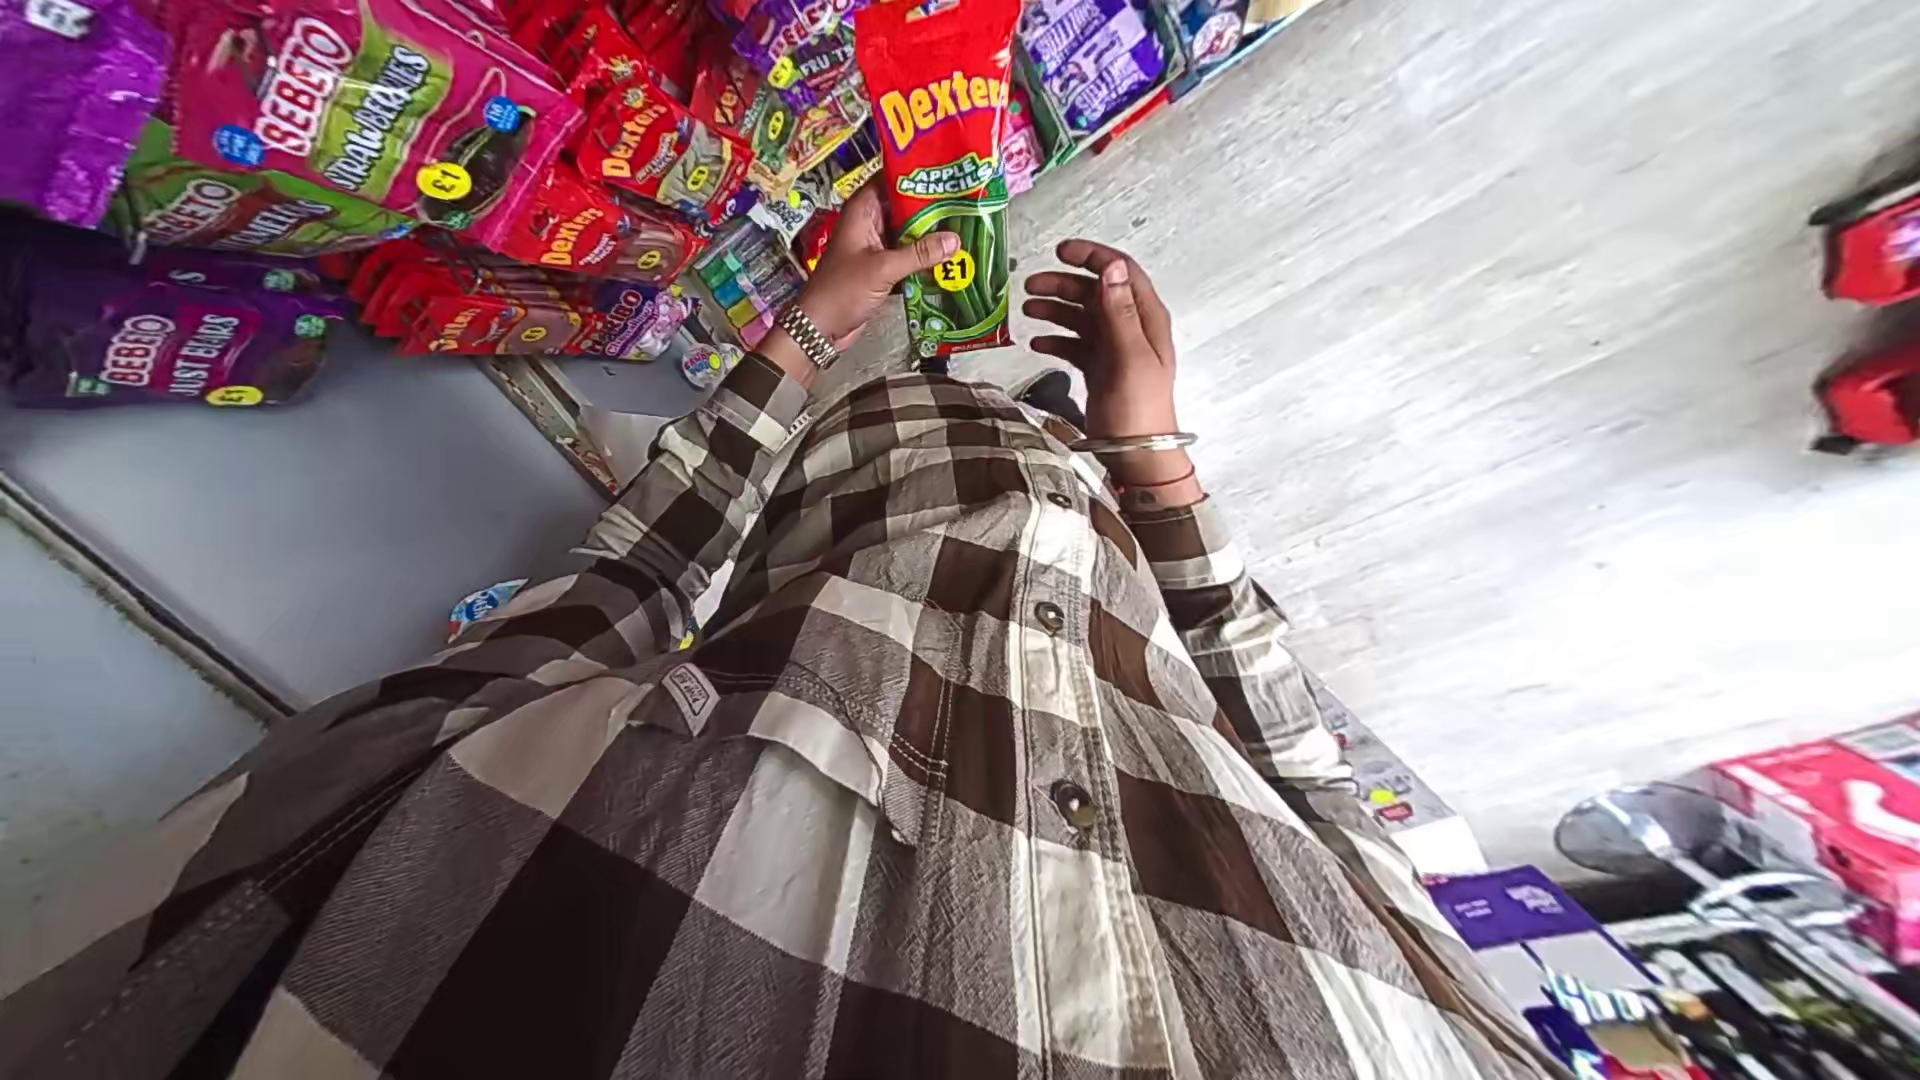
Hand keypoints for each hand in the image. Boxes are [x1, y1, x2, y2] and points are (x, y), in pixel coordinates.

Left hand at [796, 182, 958, 346]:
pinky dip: (924, 259)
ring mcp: (876, 248)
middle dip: (933, 209)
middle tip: (966, 205)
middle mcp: (870, 224)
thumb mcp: (883, 269)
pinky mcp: (882, 270)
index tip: (948, 173)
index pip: (892, 180)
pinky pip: (908, 258)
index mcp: (863, 211)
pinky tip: (947, 259)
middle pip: (906, 208)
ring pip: (909, 235)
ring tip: (964, 229)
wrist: (822, 327)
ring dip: (931, 237)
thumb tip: (955, 240)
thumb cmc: (843, 291)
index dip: (918, 175)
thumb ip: (919, 254)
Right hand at [1024, 239, 1197, 505]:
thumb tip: (1110, 268)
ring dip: (1055, 310)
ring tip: (1028, 310)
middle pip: (1094, 293)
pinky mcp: (1098, 369)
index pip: (1120, 272)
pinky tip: (1038, 343)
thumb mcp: (1131, 358)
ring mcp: (1112, 350)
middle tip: (1031, 286)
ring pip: (1081, 318)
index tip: (1061, 251)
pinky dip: (1056, 341)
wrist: (1137, 453)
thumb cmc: (1139, 409)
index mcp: (1145, 319)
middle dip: (1063, 284)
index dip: (1093, 257)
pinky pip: (1074, 345)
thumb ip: (1120, 313)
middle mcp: (1129, 329)